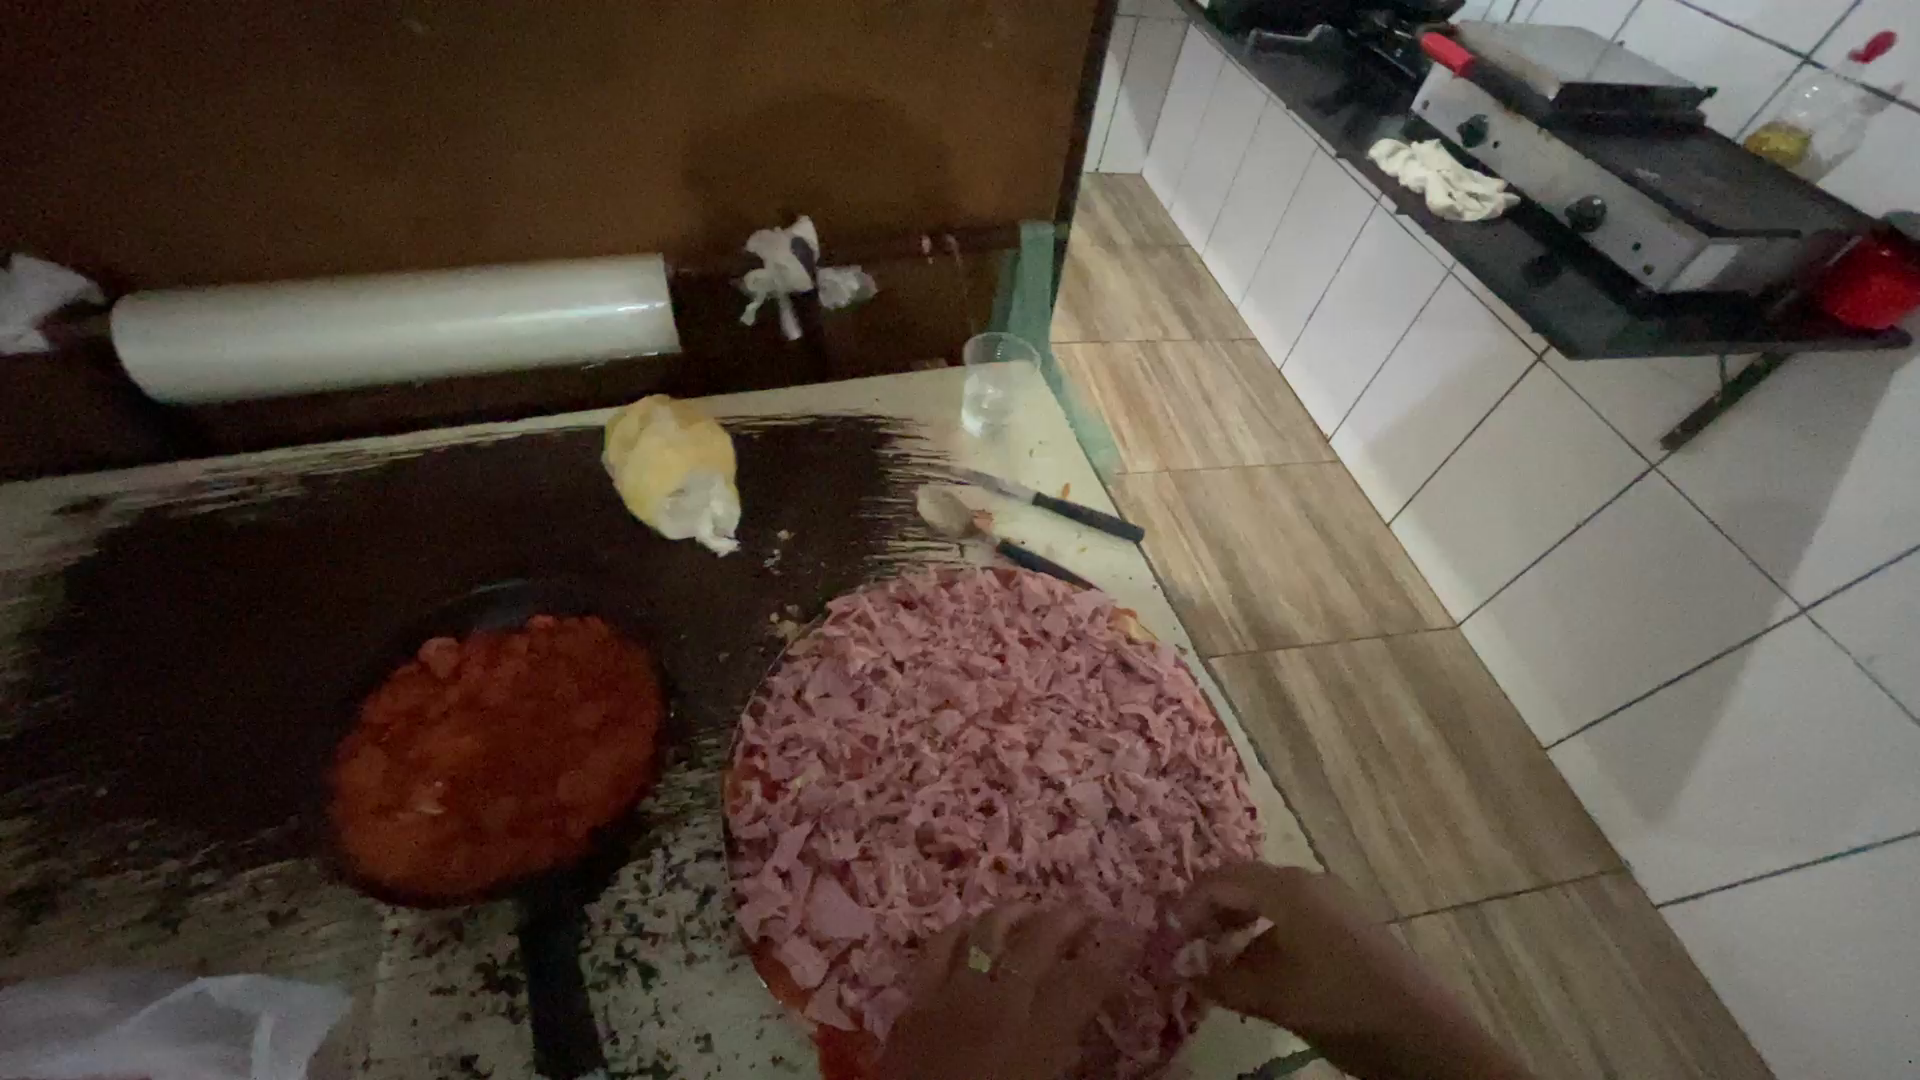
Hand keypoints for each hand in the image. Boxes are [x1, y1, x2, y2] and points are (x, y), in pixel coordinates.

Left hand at [876, 904, 1141, 1079]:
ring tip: (1032, 911)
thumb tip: (1114, 1055)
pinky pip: (937, 948)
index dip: (1112, 956)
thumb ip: (1073, 1064)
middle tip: (1087, 912)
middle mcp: (993, 1004)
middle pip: (1035, 942)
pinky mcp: (912, 1004)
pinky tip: (970, 928)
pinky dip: (960, 931)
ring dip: (1014, 915)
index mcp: (1034, 1040)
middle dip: (1067, 920)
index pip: (1083, 983)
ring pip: (986, 931)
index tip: (1131, 935)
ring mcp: (947, 997)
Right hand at [1173, 862, 1534, 1079]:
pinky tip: (1260, 966)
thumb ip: (1224, 981)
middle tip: (1188, 943)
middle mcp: (1305, 879)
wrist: (1429, 1037)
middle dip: (1211, 911)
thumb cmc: (1342, 1005)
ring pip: (1267, 898)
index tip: (1169, 937)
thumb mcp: (1275, 997)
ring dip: (1238, 923)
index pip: (1219, 880)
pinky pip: (1291, 913)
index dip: (1188, 906)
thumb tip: (1186, 973)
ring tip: (1218, 957)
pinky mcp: (1347, 920)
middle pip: (1243, 882)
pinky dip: (1265, 932)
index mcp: (1285, 887)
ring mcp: (1330, 898)